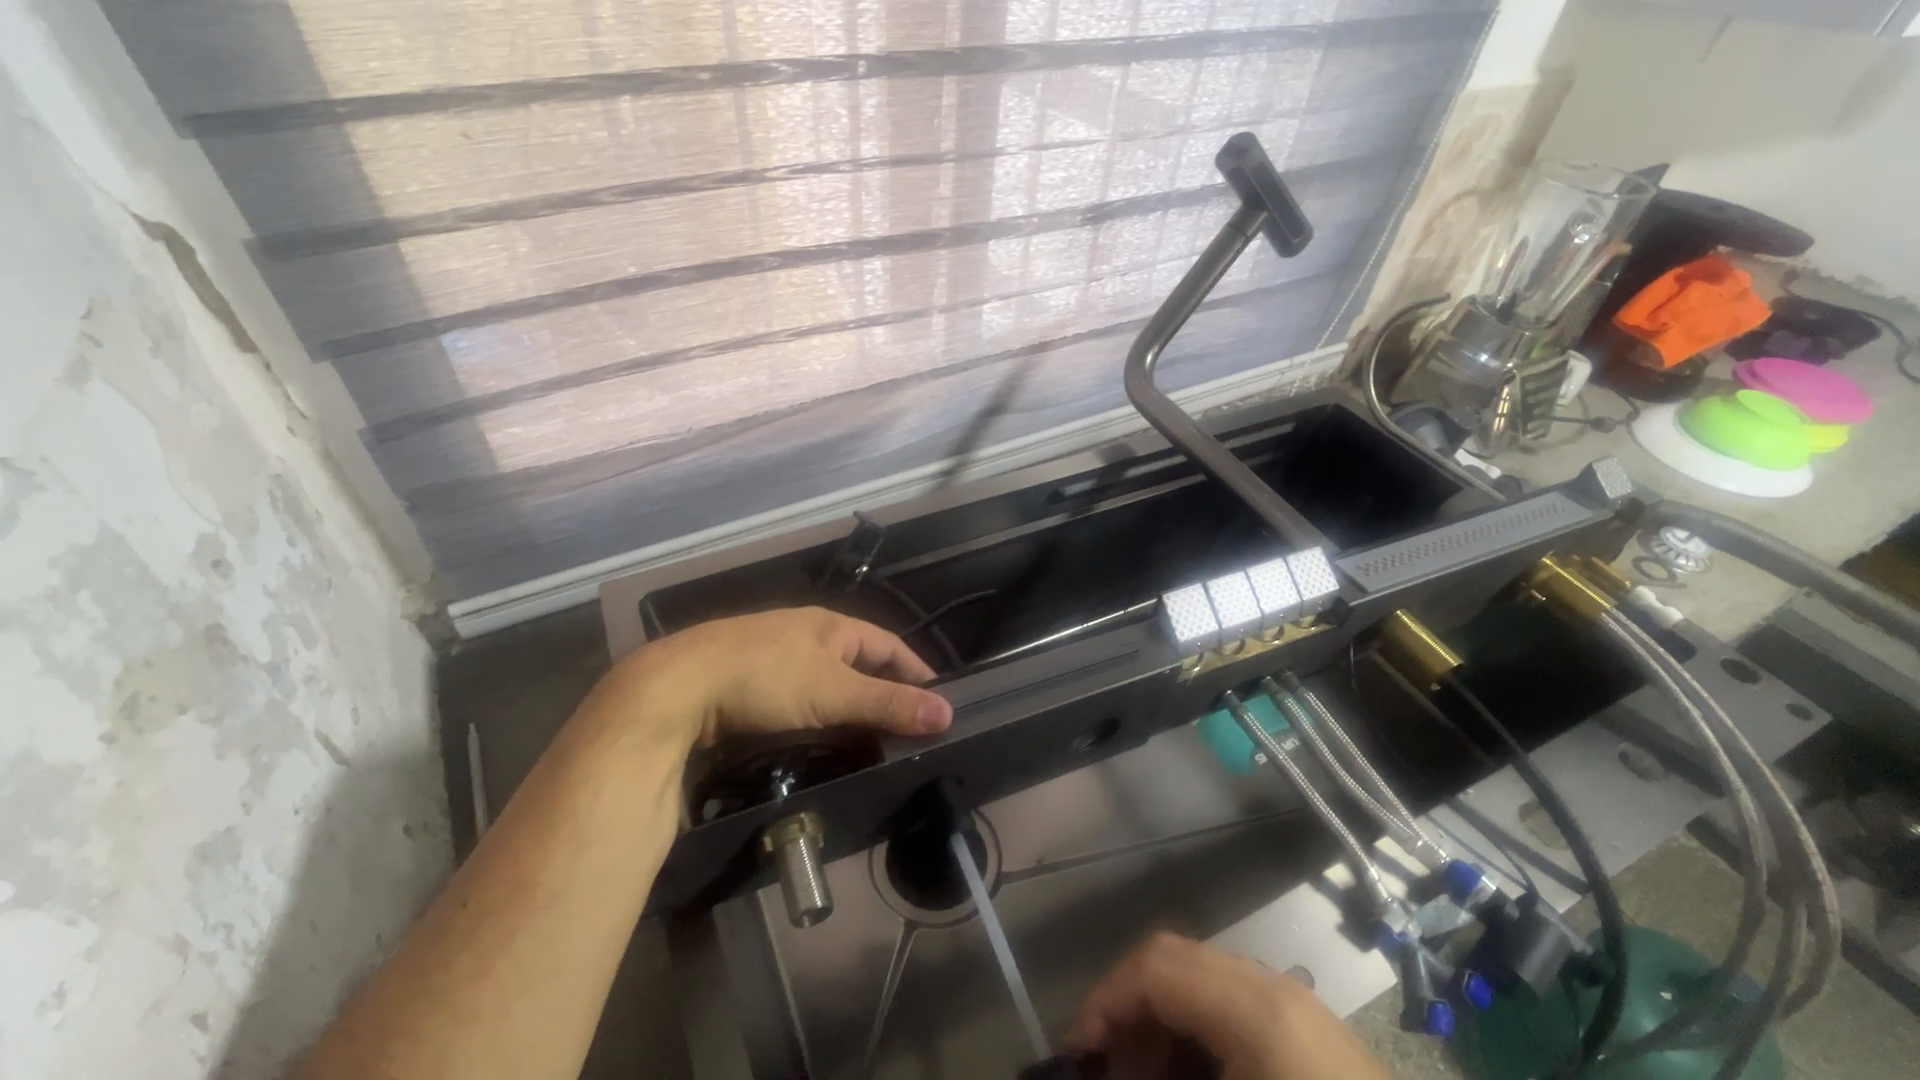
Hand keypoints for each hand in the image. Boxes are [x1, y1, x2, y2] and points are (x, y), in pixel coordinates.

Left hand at [582, 607, 954, 748]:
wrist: (679, 687)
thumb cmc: (766, 678)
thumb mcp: (834, 692)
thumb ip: (889, 703)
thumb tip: (948, 712)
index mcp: (831, 626)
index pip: (889, 645)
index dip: (916, 671)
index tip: (940, 702)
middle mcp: (805, 635)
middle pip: (858, 665)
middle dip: (882, 695)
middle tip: (906, 731)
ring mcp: (774, 658)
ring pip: (826, 685)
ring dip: (848, 711)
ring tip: (869, 744)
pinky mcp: (748, 685)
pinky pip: (798, 701)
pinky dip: (817, 721)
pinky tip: (819, 743)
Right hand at [1069, 933, 1390, 1079]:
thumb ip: (1157, 1076)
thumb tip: (1104, 1069)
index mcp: (1253, 1006)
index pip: (1154, 967)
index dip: (1104, 1000)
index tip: (1080, 1054)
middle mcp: (1273, 986)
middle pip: (1174, 958)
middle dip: (1128, 1005)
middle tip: (1109, 1066)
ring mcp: (1298, 1002)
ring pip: (1204, 976)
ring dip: (1163, 1015)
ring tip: (1150, 1073)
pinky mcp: (1312, 1028)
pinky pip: (1235, 1001)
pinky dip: (1199, 1026)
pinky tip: (1197, 1072)